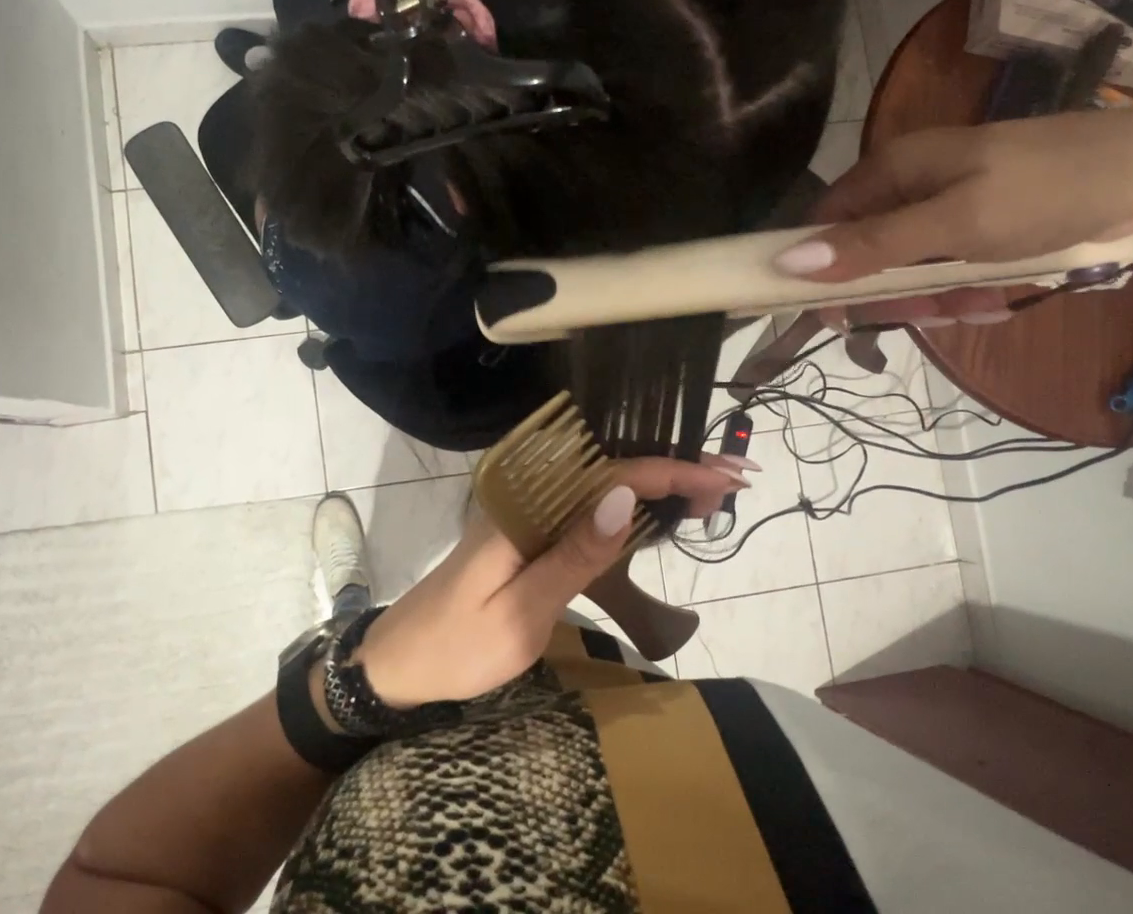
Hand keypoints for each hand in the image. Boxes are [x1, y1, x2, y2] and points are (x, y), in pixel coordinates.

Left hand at [350, 458, 742, 707]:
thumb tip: (623, 496)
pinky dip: (624, 509)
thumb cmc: (457, 646)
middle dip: (671, 470)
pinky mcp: (525, 540)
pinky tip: (653, 514)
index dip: (669, 473)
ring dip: (654, 486)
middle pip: (606, 472)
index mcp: (521, 512)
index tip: (724, 479)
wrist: (398, 663)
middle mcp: (523, 503)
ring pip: (597, 489)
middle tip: (734, 479)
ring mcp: (523, 520)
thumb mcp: (520, 611)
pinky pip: (581, 512)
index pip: (607, 476)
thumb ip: (573, 554)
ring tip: (711, 491)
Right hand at [774, 108, 1132, 328]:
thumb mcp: (955, 223)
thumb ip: (871, 245)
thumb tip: (785, 262)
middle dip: (888, 291)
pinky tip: (996, 299)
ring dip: (932, 297)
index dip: (815, 268)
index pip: (823, 222)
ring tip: (977, 307)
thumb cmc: (1051, 189)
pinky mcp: (984, 223)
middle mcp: (912, 183)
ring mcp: (950, 204)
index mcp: (894, 169)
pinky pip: (948, 267)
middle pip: (864, 250)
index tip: (831, 315)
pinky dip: (965, 289)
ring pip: (907, 265)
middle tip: (925, 317)